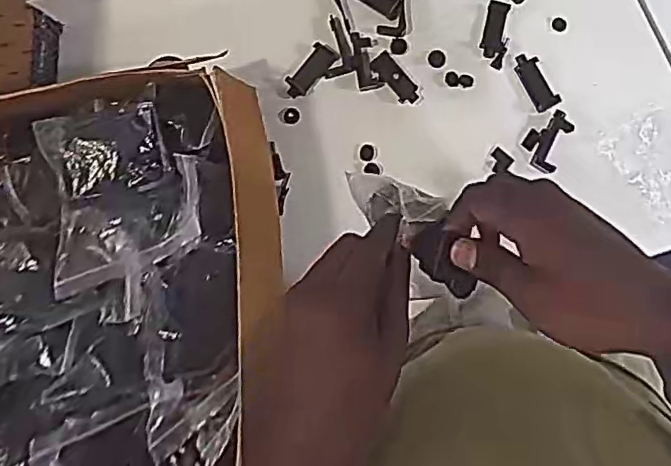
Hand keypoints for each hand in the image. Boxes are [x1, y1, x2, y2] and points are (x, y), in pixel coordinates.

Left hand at [242, 215, 410, 465]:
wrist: (291, 458)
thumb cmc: (342, 421)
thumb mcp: (389, 355)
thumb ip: (395, 295)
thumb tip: (399, 259)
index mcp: (341, 299)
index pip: (371, 243)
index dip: (390, 232)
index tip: (399, 228)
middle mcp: (307, 293)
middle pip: (346, 245)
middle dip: (369, 250)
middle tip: (386, 268)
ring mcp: (284, 304)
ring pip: (325, 262)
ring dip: (347, 269)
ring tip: (363, 304)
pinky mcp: (271, 318)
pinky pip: (306, 284)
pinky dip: (326, 288)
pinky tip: (338, 320)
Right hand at [443, 175, 670, 357]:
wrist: (649, 307)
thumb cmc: (597, 302)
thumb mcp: (528, 293)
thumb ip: (489, 264)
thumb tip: (461, 248)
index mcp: (527, 211)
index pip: (475, 197)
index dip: (453, 219)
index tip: (446, 242)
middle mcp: (544, 199)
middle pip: (492, 188)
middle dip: (470, 212)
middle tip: (460, 244)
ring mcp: (563, 204)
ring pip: (513, 193)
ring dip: (493, 214)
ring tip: (486, 251)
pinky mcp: (575, 215)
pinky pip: (534, 203)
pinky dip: (515, 218)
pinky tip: (518, 250)